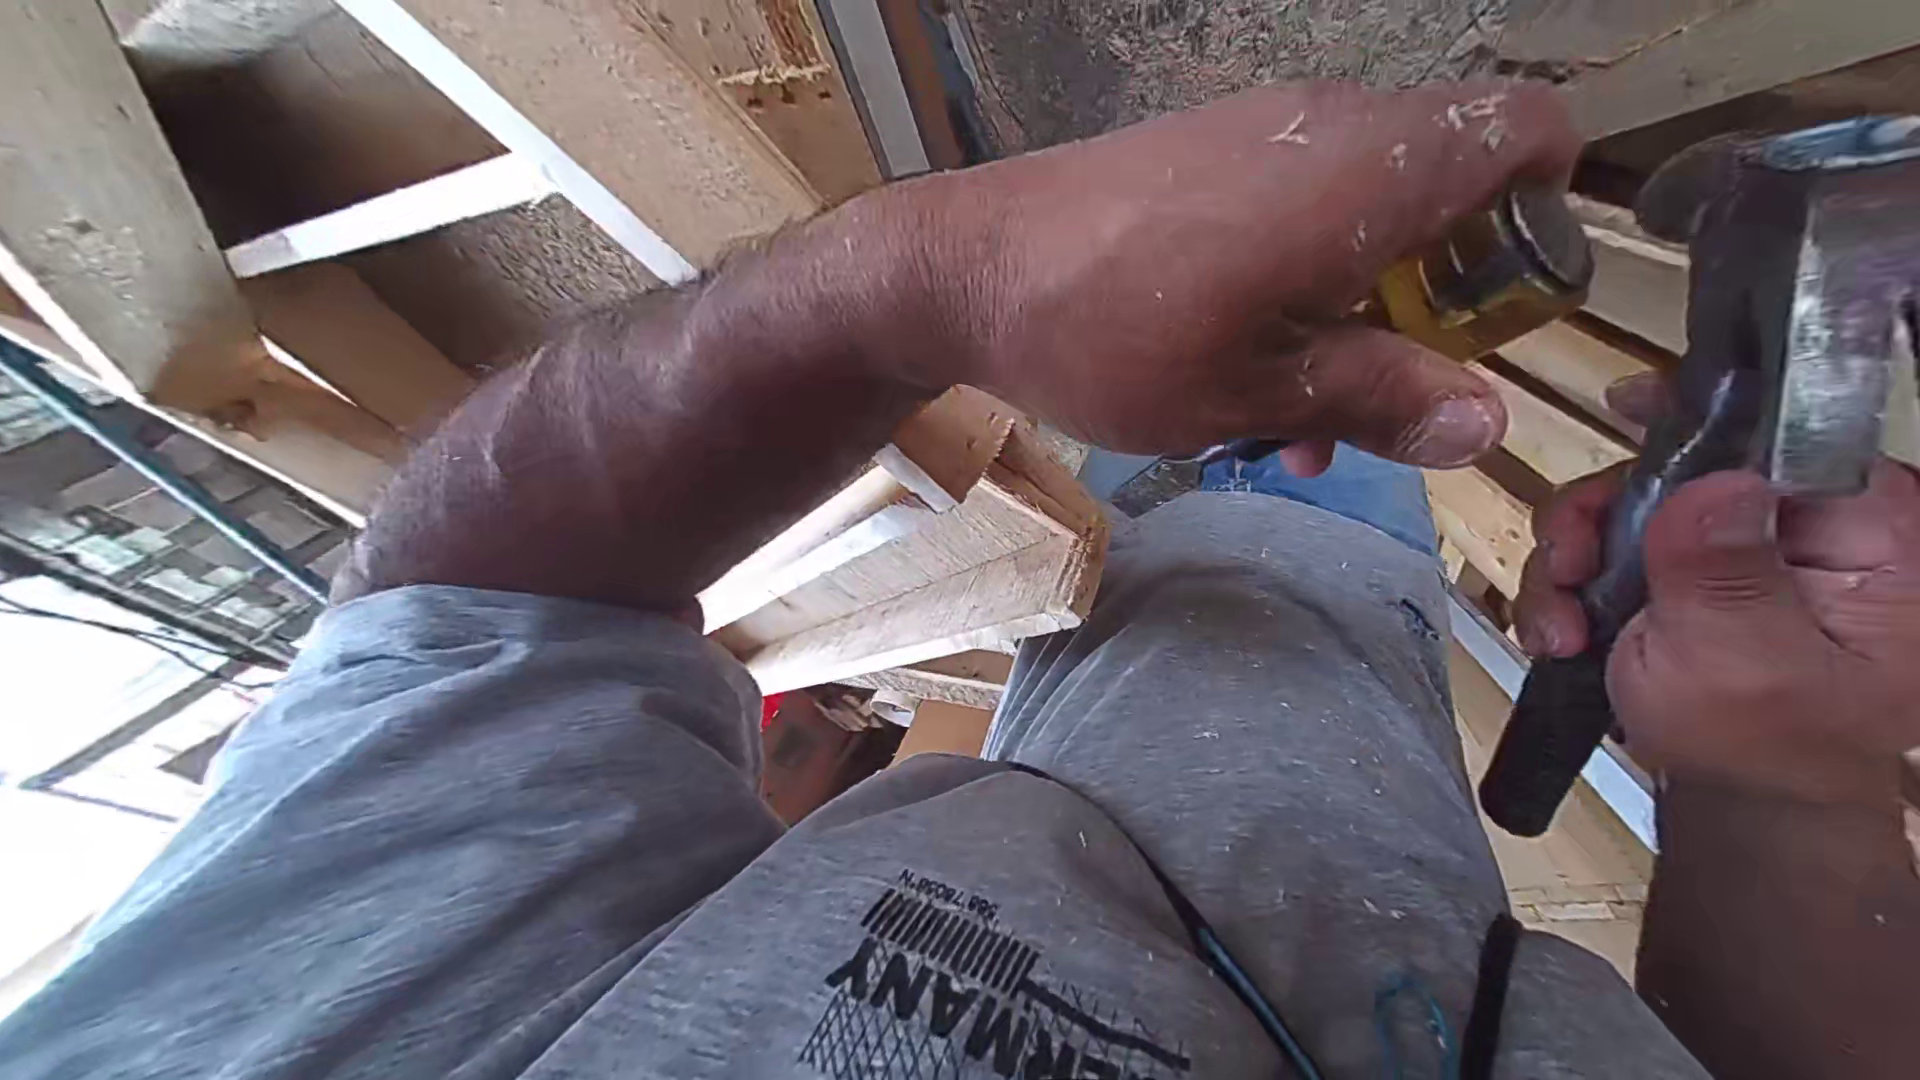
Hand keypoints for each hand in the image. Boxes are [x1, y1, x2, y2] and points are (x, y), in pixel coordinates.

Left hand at [906, 79, 1580, 470]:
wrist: (968, 274)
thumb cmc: (1108, 340)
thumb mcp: (1244, 392)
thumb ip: (1371, 397)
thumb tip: (1485, 422)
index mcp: (1365, 172)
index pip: (1525, 139)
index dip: (1537, 223)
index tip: (1490, 314)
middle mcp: (1319, 132)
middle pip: (1430, 202)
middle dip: (1411, 317)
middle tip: (1360, 410)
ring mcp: (1245, 141)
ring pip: (1337, 230)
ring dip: (1328, 329)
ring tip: (1275, 427)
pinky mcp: (1187, 168)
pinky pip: (1268, 225)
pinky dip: (1272, 297)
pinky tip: (1218, 373)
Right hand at [1518, 408, 1919, 806]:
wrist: (1728, 787)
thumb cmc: (1755, 736)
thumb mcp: (1739, 658)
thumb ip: (1725, 573)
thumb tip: (1714, 482)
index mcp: (1867, 543)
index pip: (1793, 446)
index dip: (1707, 420)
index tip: (1623, 404)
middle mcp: (1796, 533)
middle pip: (1671, 476)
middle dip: (1595, 523)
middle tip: (1566, 571)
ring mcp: (1723, 552)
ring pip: (1613, 513)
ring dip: (1565, 567)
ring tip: (1560, 631)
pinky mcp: (1669, 572)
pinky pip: (1592, 552)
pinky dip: (1561, 590)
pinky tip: (1560, 634)